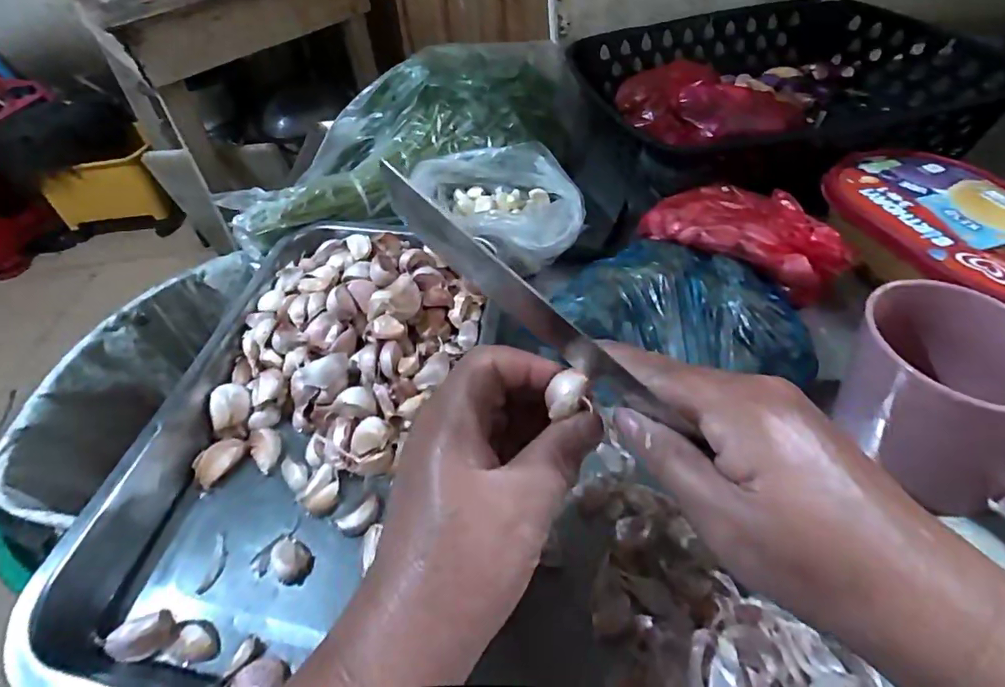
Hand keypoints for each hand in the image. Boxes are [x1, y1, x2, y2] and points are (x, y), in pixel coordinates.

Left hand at [295, 346, 600, 686]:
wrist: (410, 643)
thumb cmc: (466, 560)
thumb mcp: (526, 498)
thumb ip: (563, 446)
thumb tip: (595, 414)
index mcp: (448, 417)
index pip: (490, 361)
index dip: (534, 366)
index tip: (575, 390)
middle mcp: (443, 430)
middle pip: (495, 388)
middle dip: (543, 397)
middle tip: (584, 421)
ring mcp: (447, 462)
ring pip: (498, 421)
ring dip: (539, 427)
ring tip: (578, 448)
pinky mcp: (455, 491)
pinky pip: (495, 452)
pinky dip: (527, 453)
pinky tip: (557, 473)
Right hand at [603, 344, 942, 634]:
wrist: (908, 581)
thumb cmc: (804, 557)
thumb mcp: (722, 518)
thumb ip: (668, 459)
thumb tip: (624, 415)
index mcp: (738, 403)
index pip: (662, 372)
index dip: (619, 363)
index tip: (580, 354)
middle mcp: (762, 387)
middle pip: (688, 382)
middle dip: (647, 395)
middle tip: (605, 416)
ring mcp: (787, 402)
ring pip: (715, 398)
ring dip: (680, 415)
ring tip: (648, 442)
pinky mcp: (802, 423)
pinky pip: (740, 412)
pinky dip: (710, 426)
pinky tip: (702, 457)